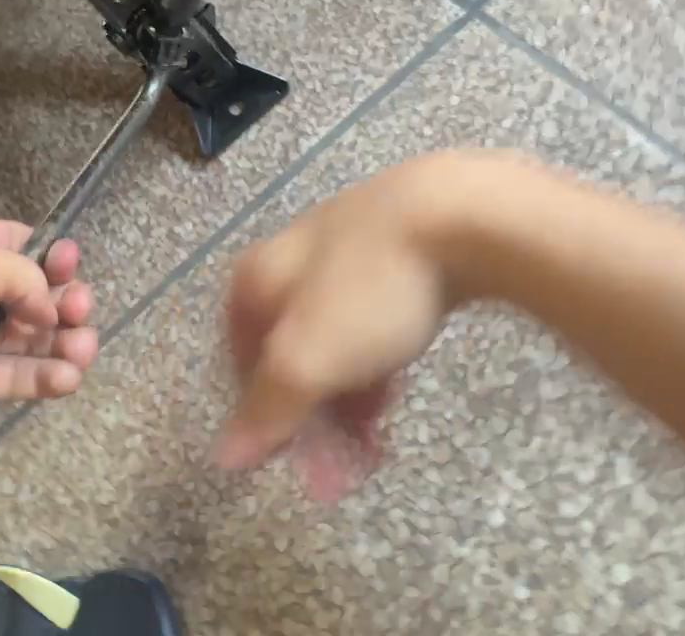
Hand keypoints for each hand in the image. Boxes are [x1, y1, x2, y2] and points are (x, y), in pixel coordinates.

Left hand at [0, 212, 98, 488]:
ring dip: (64, 342)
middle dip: (65, 299)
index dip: (51, 254)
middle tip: (80, 313)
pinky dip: (45, 377)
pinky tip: (68, 380)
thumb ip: (25, 274)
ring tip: (84, 353)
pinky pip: (14, 377)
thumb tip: (45, 306)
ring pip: (29, 337)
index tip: (72, 267)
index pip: (18, 241)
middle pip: (31, 291)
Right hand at [216, 151, 532, 498]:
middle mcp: (288, 262)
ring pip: (330, 340)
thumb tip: (225, 457)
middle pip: (286, 353)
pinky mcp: (389, 253)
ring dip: (345, 399)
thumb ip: (267, 407)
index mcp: (257, 279)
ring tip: (374, 441)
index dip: (260, 415)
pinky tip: (394, 389)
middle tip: (343, 469)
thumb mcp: (309, 357)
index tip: (293, 462)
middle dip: (311, 417)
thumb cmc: (368, 289)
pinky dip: (372, 363)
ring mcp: (340, 253)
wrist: (459, 214)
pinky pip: (367, 321)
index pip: (238, 361)